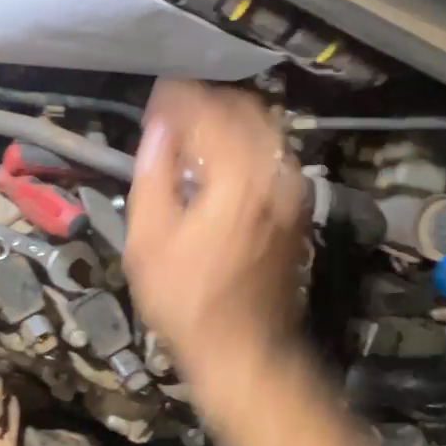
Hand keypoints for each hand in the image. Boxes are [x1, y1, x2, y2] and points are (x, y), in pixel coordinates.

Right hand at [125, 81, 310, 391]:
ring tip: (191, 132)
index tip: (155, 94)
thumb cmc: (186, 300)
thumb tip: (158, 129)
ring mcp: (293, 193)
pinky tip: (218, 162)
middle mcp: (274, 175)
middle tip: (172, 109)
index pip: (208, 111)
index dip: (178, 97)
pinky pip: (273, 157)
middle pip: (245, 111)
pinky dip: (245, 145)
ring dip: (228, 121)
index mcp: (237, 177)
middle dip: (206, 102)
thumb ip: (153, 174)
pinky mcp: (297, 210)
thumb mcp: (149, 239)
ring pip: (264, 131)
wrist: (244, 352)